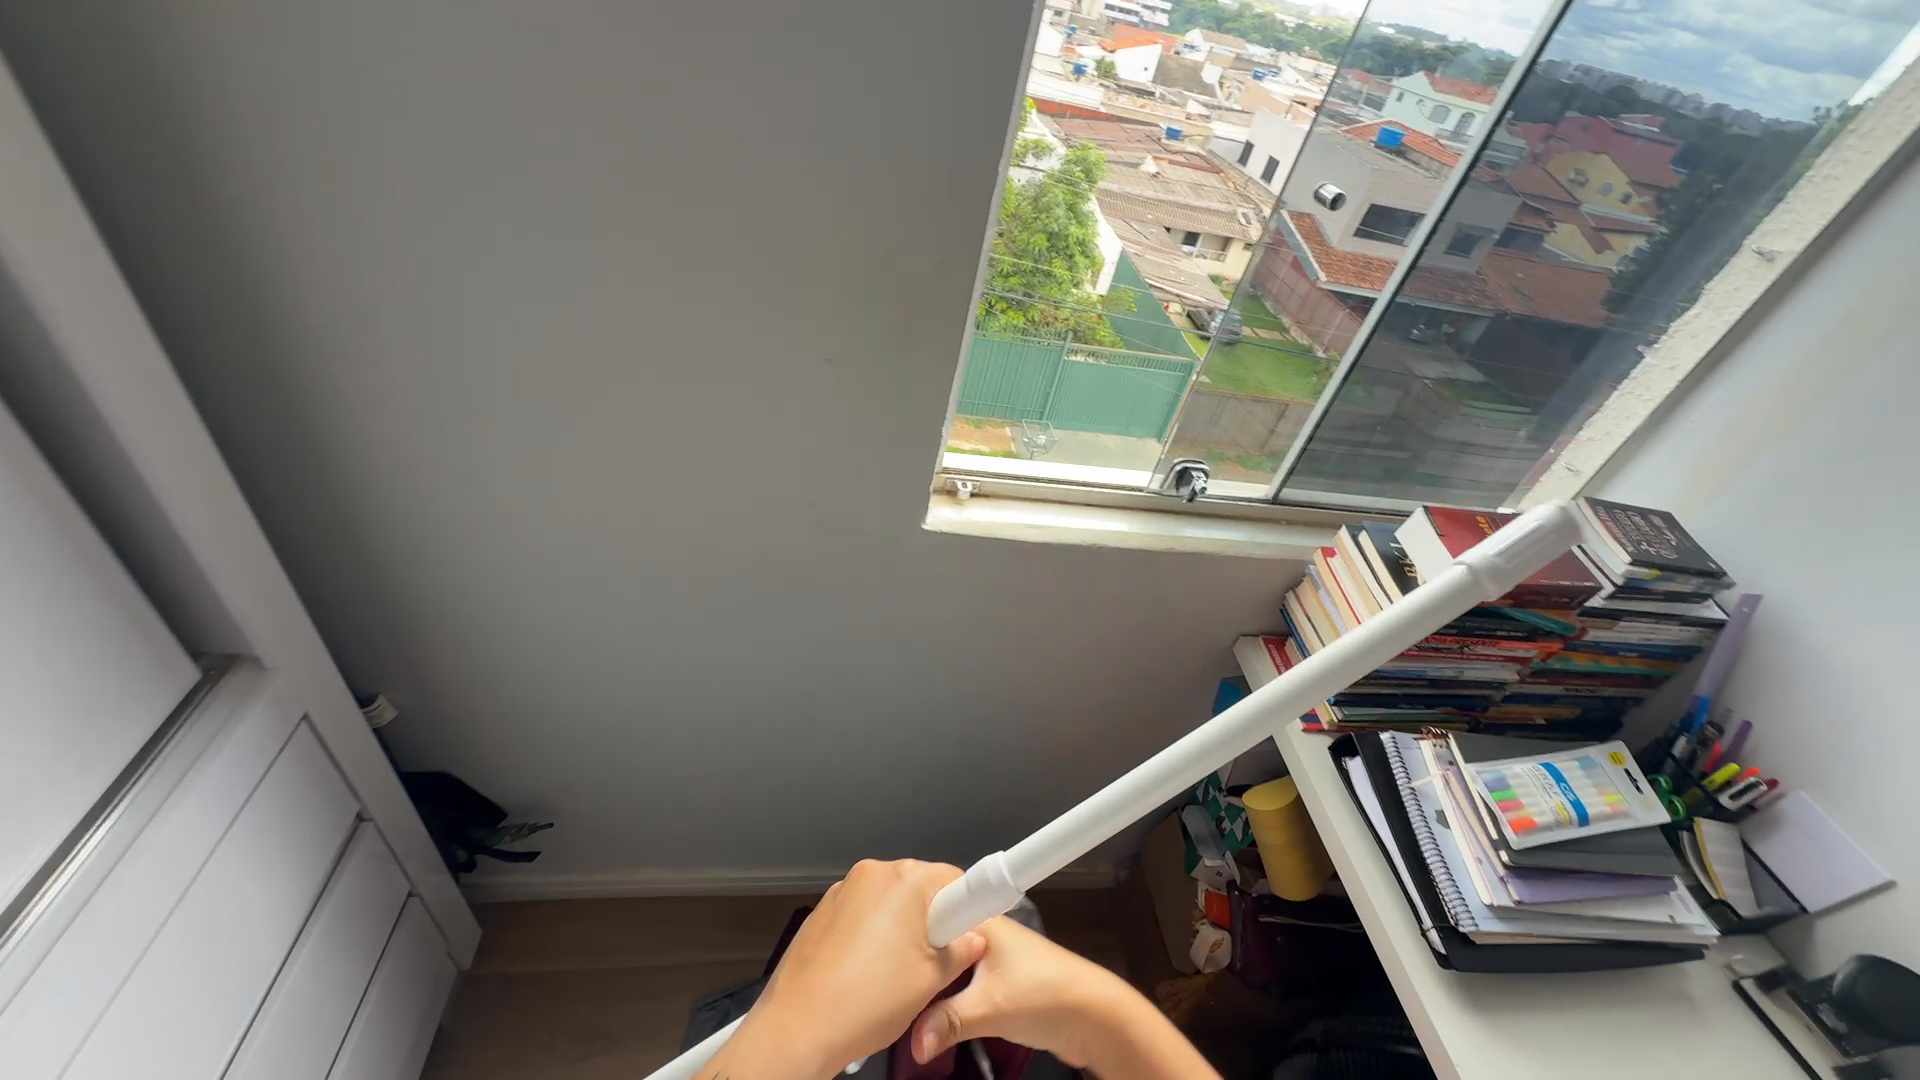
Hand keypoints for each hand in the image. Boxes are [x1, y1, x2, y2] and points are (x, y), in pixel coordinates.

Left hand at [705, 859, 986, 1078]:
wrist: (796, 1030)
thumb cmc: (865, 1002)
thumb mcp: (930, 981)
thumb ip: (960, 951)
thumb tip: (972, 939)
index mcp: (903, 879)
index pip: (952, 879)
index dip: (966, 910)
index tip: (966, 937)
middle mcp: (871, 873)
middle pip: (919, 889)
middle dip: (931, 923)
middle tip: (934, 965)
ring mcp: (842, 891)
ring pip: (889, 905)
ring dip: (900, 932)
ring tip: (897, 978)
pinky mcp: (822, 911)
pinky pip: (862, 916)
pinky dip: (872, 938)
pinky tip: (868, 976)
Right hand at [910, 917, 1220, 1079]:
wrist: (1093, 1018)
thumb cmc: (1047, 994)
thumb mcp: (991, 1008)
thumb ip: (947, 1022)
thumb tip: (913, 1044)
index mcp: (980, 919)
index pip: (932, 910)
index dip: (905, 926)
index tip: (878, 947)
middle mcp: (981, 932)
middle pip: (936, 940)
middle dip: (913, 960)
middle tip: (883, 981)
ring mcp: (988, 956)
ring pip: (946, 964)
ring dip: (928, 982)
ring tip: (896, 999)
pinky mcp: (995, 981)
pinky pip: (957, 983)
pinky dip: (943, 996)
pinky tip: (925, 1013)